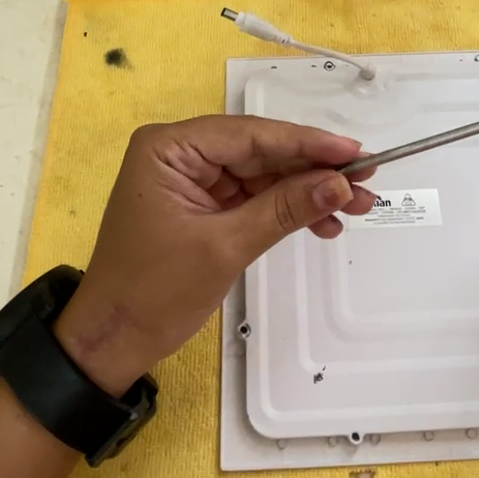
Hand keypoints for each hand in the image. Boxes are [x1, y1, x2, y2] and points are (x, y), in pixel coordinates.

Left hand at [52, 116, 376, 392]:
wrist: (111, 343)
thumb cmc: (154, 292)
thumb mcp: (224, 247)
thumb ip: (284, 209)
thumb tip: (340, 182)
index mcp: (170, 147)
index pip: (250, 135)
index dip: (307, 142)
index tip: (355, 151)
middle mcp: (181, 153)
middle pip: (261, 151)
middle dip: (313, 169)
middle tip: (366, 180)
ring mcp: (192, 179)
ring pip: (263, 174)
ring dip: (307, 190)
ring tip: (357, 205)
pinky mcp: (203, 205)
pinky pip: (253, 197)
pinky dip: (287, 210)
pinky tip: (323, 222)